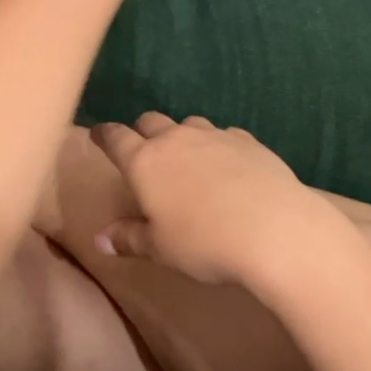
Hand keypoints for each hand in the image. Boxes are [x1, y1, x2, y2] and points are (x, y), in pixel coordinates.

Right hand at [89, 113, 342, 286]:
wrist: (273, 227)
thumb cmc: (204, 242)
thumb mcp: (161, 249)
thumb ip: (130, 238)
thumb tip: (99, 239)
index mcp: (145, 162)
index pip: (115, 138)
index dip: (103, 135)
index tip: (96, 134)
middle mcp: (175, 139)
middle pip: (150, 121)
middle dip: (141, 131)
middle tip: (141, 148)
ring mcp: (213, 135)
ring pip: (188, 123)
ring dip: (181, 135)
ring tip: (186, 156)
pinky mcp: (246, 140)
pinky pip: (223, 134)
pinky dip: (217, 145)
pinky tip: (227, 164)